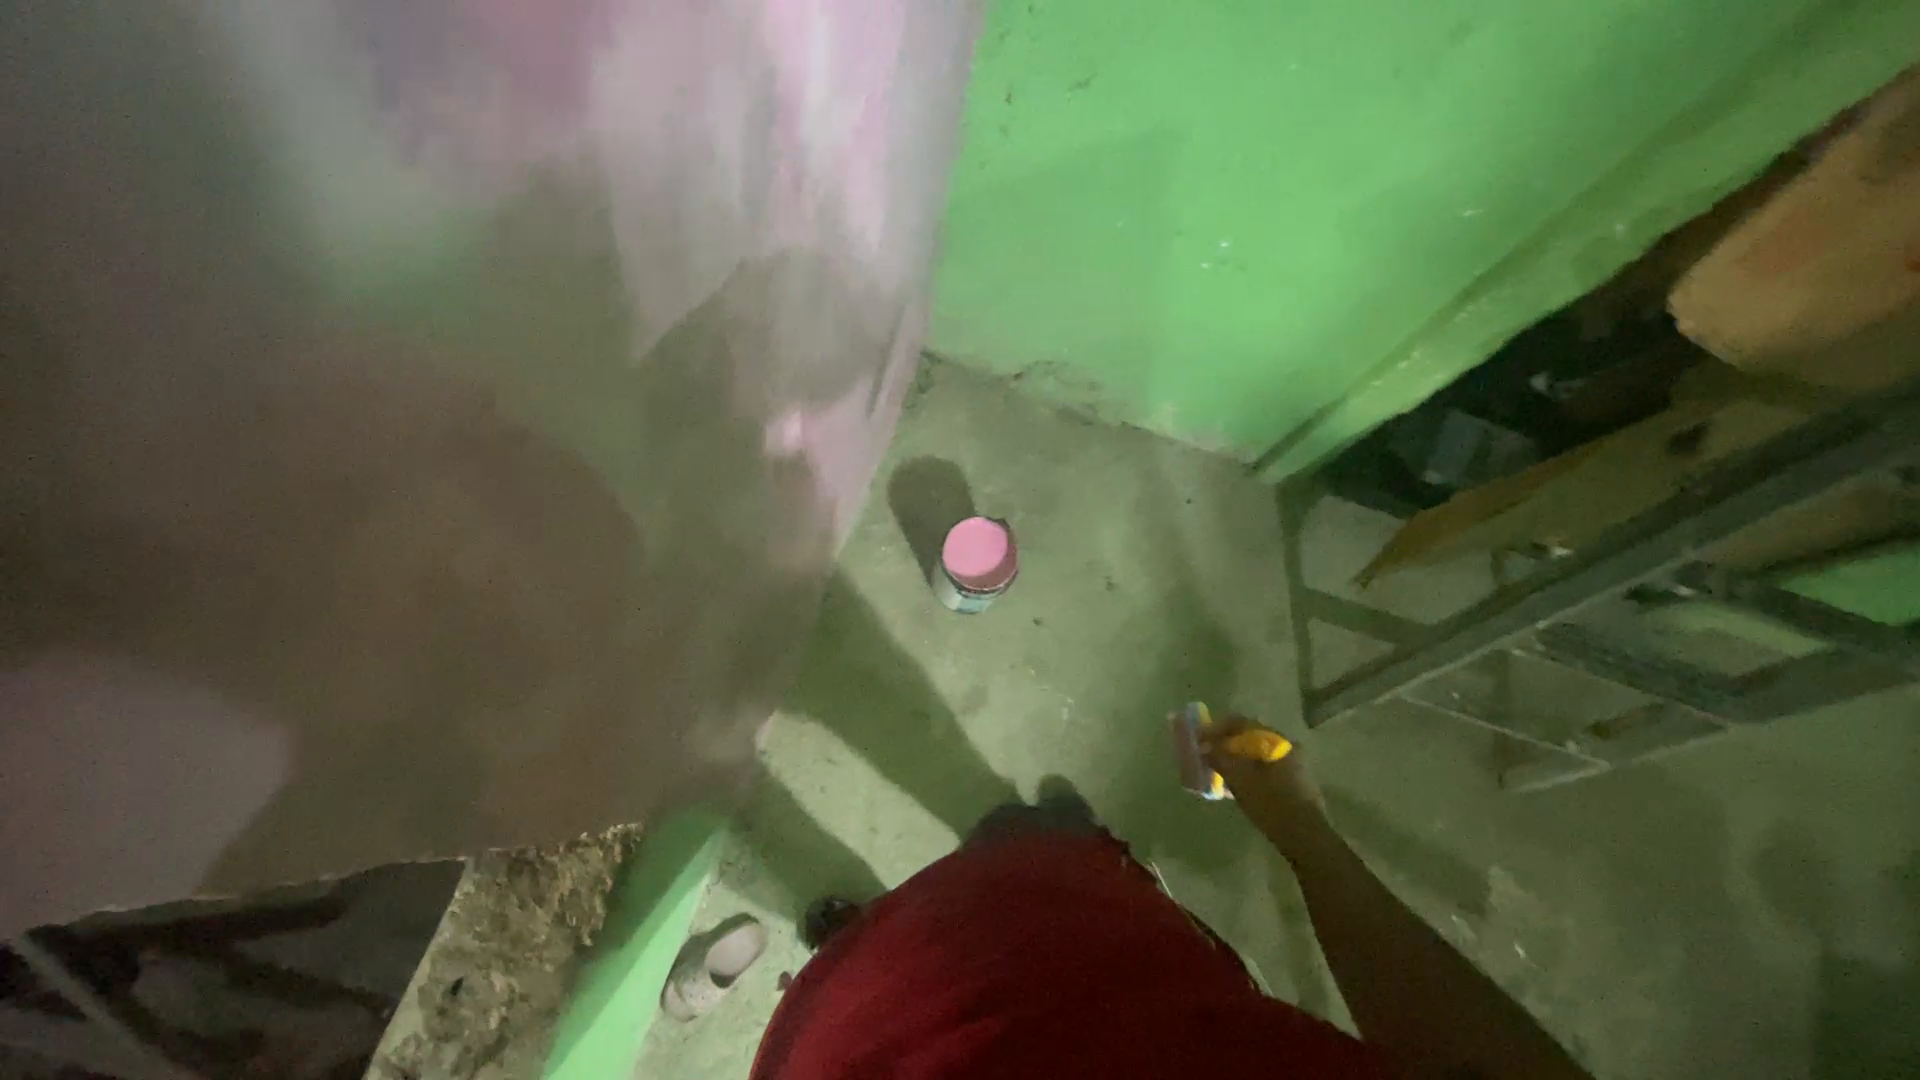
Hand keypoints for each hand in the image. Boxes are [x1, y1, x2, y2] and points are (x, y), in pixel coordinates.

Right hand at [1200, 715, 1336, 862]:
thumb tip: (1204, 748)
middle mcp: (1287, 747)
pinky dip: (1246, 772)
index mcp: (1276, 740)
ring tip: (1216, 772)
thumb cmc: (1272, 804)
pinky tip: (1233, 786)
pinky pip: (1263, 769)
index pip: (1240, 723)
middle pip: (1248, 737)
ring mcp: (1292, 765)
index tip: (1199, 739)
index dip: (1215, 729)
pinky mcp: (1293, 783)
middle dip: (1224, 745)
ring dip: (1234, 760)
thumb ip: (1219, 759)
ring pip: (1255, 754)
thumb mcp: (1240, 780)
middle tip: (1206, 755)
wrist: (1305, 838)